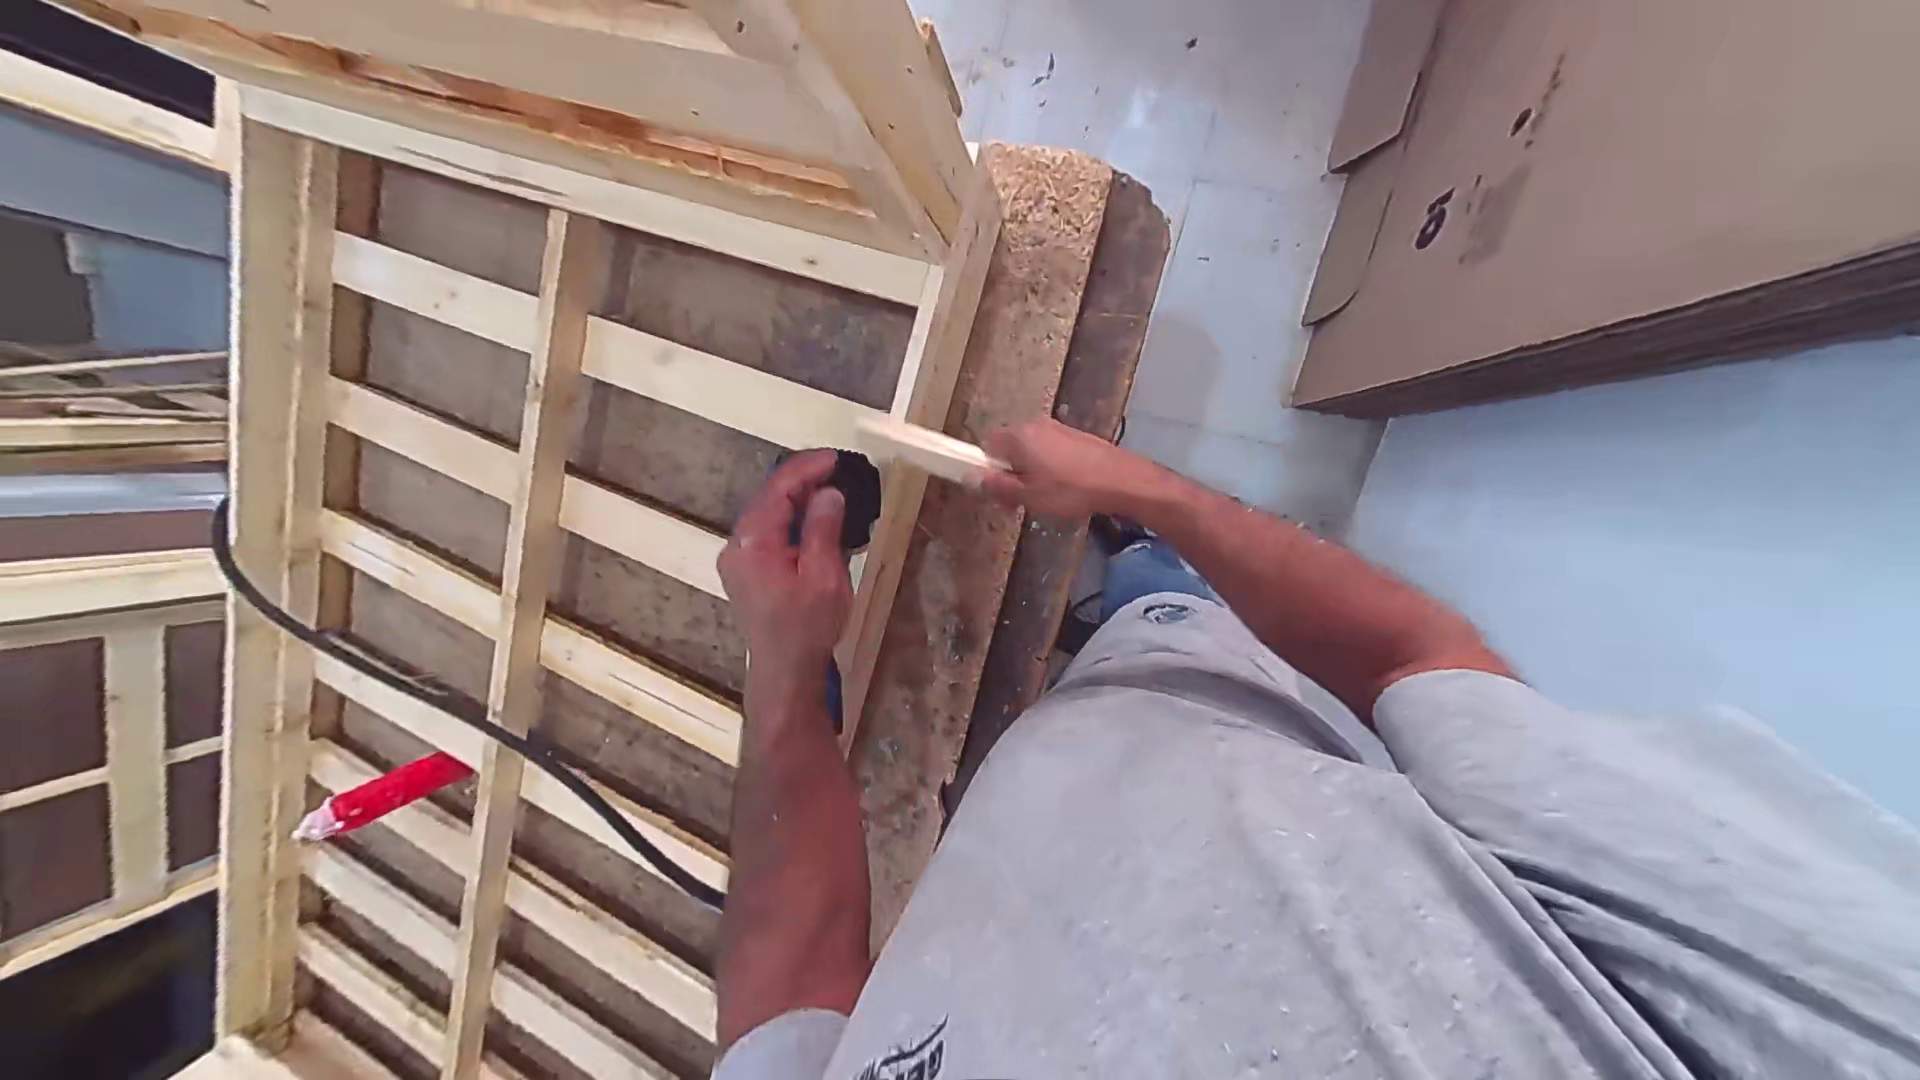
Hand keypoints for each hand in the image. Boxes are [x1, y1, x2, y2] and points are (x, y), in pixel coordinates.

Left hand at [719, 451, 851, 687]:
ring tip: (835, 492)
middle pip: (770, 499)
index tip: (836, 458)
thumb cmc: (807, 627)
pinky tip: (820, 522)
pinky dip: (796, 523)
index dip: (807, 469)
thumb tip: (828, 492)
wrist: (786, 672)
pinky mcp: (749, 572)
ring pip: (771, 515)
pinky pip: (772, 534)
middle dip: (804, 482)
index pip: (777, 490)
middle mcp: (738, 545)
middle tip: (840, 473)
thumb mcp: (823, 576)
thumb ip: (824, 529)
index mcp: (752, 542)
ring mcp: (741, 559)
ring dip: (801, 502)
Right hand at [980, 418, 1161, 518]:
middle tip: (1019, 499)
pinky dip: (1050, 467)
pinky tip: (1064, 488)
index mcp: (1018, 436)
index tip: (996, 489)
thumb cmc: (1069, 489)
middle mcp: (1035, 425)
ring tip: (1044, 496)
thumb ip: (997, 486)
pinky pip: (1051, 450)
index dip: (988, 468)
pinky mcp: (1076, 437)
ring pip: (1031, 450)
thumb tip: (976, 478)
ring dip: (1031, 471)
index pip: (987, 444)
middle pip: (1010, 447)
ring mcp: (1058, 429)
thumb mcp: (1027, 496)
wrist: (1119, 480)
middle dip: (1010, 471)